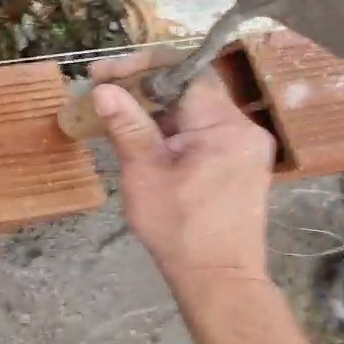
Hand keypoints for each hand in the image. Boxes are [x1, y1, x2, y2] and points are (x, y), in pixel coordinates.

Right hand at [87, 52, 274, 285]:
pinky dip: (167, 129)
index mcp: (225, 126)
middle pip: (188, 89)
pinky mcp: (236, 165)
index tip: (100, 74)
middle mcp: (242, 129)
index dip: (139, 67)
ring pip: (191, 110)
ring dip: (151, 108)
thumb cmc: (179, 225)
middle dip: (141, 86)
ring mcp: (243, 148)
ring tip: (112, 114)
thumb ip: (126, 125)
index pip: (183, 73)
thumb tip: (103, 88)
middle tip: (100, 91)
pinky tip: (139, 139)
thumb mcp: (144, 172)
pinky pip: (199, 132)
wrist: (217, 277)